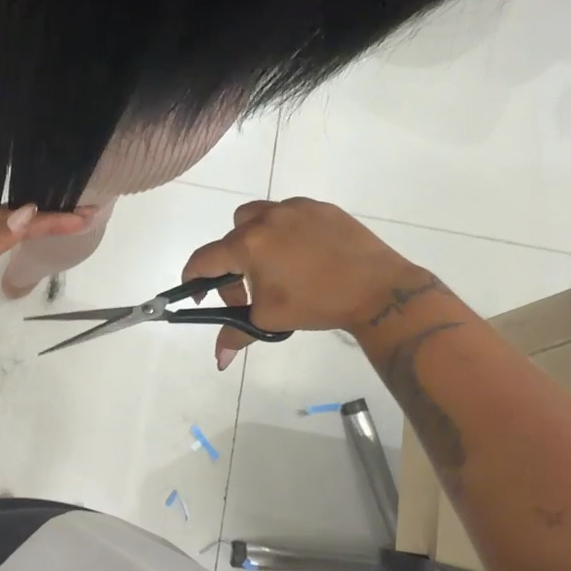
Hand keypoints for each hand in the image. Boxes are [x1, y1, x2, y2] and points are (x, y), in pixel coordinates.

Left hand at [0, 205, 93, 334]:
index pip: (15, 216)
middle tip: (77, 216)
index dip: (50, 217)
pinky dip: (3, 241)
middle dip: (42, 216)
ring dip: (23, 227)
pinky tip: (5, 245)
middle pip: (7, 218)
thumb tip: (30, 212)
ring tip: (51, 224)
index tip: (84, 216)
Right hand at [181, 198, 436, 368]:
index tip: (197, 296)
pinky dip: (284, 232)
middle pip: (230, 237)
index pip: (204, 260)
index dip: (193, 279)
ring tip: (272, 266)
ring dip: (253, 239)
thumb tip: (219, 362)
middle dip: (230, 264)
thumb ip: (236, 335)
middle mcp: (266, 220)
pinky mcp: (321, 208)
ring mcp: (295, 209)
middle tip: (248, 291)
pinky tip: (301, 256)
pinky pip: (289, 214)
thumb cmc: (316, 304)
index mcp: (248, 246)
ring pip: (257, 217)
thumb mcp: (269, 321)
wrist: (377, 289)